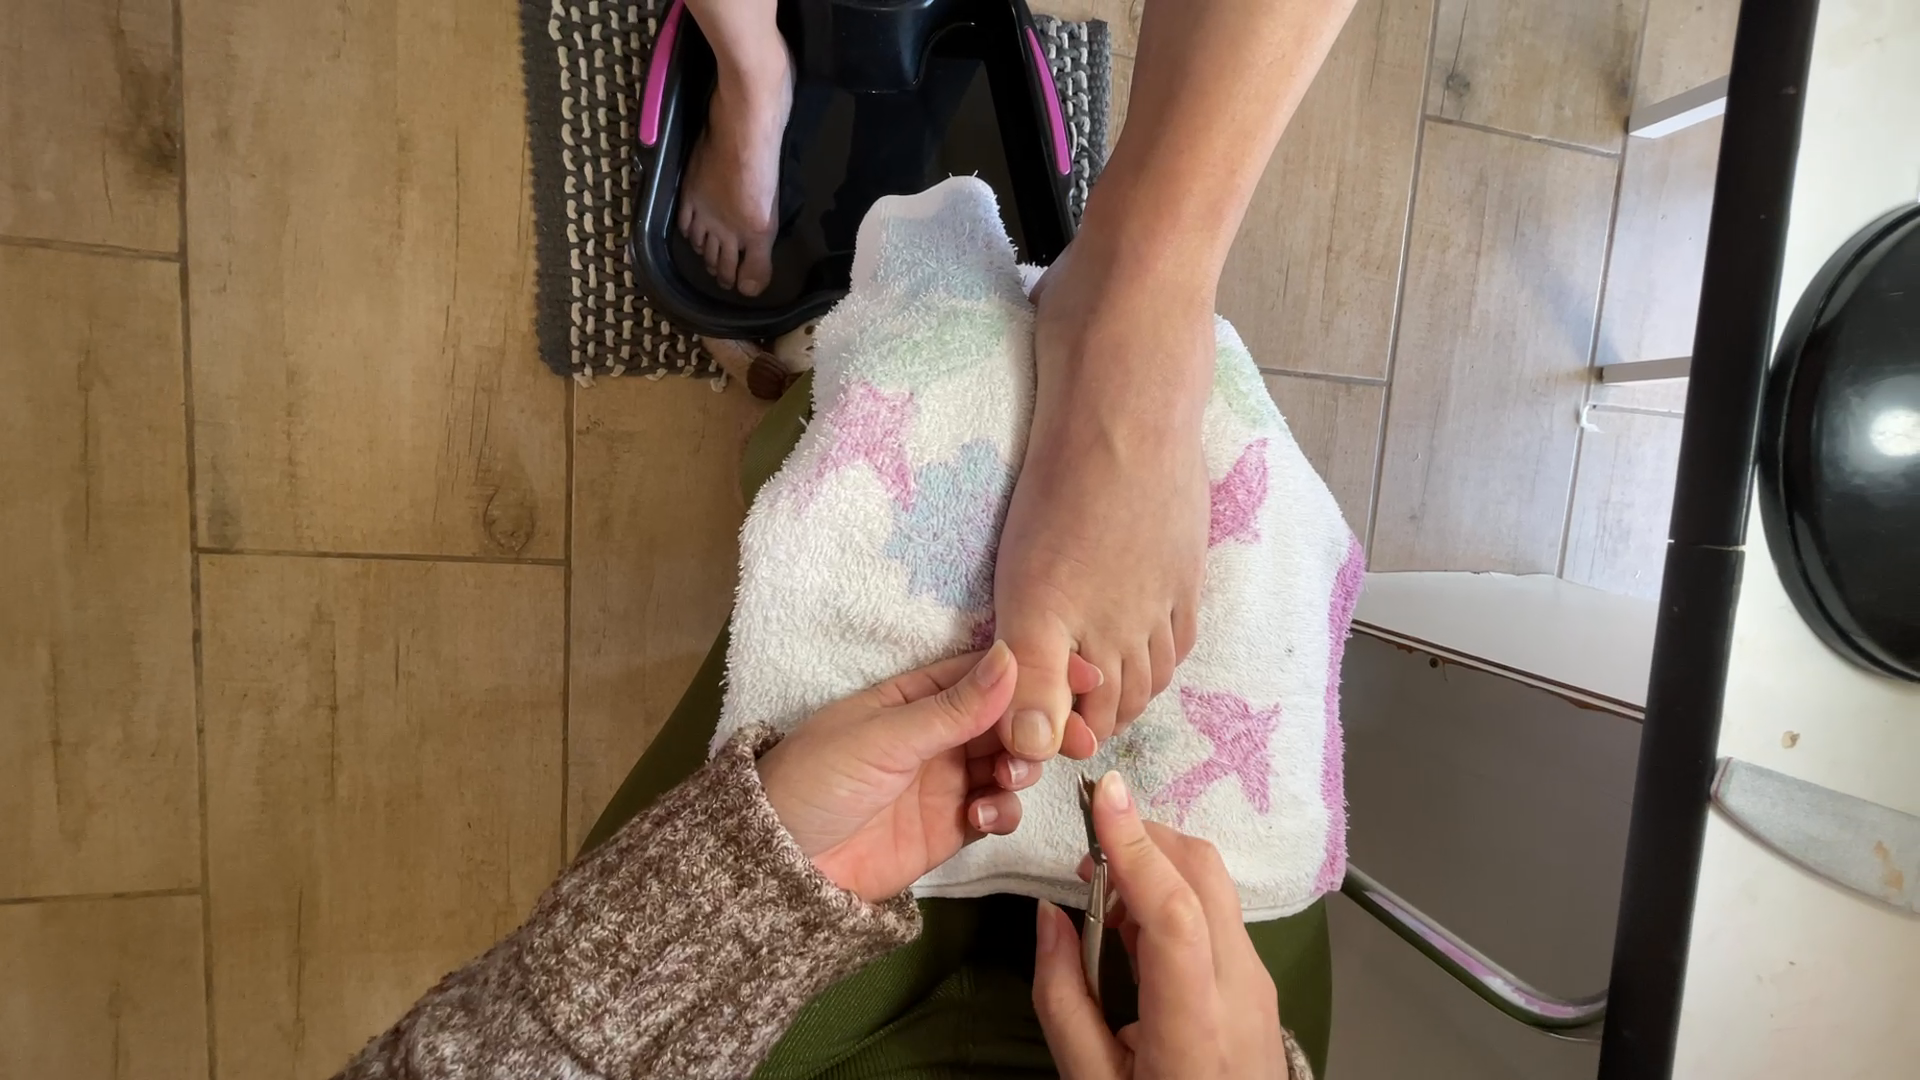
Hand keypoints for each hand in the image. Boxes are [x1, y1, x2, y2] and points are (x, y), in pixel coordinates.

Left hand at [756, 643, 1101, 901]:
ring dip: (1020, 766)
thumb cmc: (822, 780)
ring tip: (1006, 777)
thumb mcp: (885, 737)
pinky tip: (984, 814)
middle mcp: (939, 731)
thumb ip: (952, 706)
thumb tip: (1011, 655)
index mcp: (917, 695)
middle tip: (1075, 738)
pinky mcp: (952, 825)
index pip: (986, 672)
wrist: (782, 869)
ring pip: (1009, 762)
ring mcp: (948, 778)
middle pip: (1006, 718)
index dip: (1033, 671)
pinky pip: (997, 808)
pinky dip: (1003, 809)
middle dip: (1040, 725)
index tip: (1081, 673)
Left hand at [994, 231, 1212, 761]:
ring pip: (1155, 648)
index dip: (1070, 733)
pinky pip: (1178, 607)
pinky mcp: (1180, 535)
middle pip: (1129, 684)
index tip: (1042, 736)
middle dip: (1098, 710)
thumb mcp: (1031, 596)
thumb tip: (1036, 753)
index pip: (1097, 712)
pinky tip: (1149, 626)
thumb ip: (1034, 674)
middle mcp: (1146, 612)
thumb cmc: (1066, 490)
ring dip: (1128, 673)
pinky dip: (1162, 631)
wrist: (1124, 389)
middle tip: (1068, 713)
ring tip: (1100, 681)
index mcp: (1104, 631)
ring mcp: (1169, 573)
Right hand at [1032, 772, 1287, 1078]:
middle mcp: (1240, 990)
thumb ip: (1061, 995)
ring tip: (1106, 899)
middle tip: (1087, 859)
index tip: (1101, 795)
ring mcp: (1258, 978)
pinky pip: (1216, 903)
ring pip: (1212, 879)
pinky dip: (1171, 886)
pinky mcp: (1258, 974)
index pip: (1175, 913)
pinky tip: (1136, 925)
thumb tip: (1049, 912)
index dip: (1136, 847)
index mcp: (1195, 1028)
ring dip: (1155, 860)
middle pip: (1203, 873)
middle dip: (1143, 836)